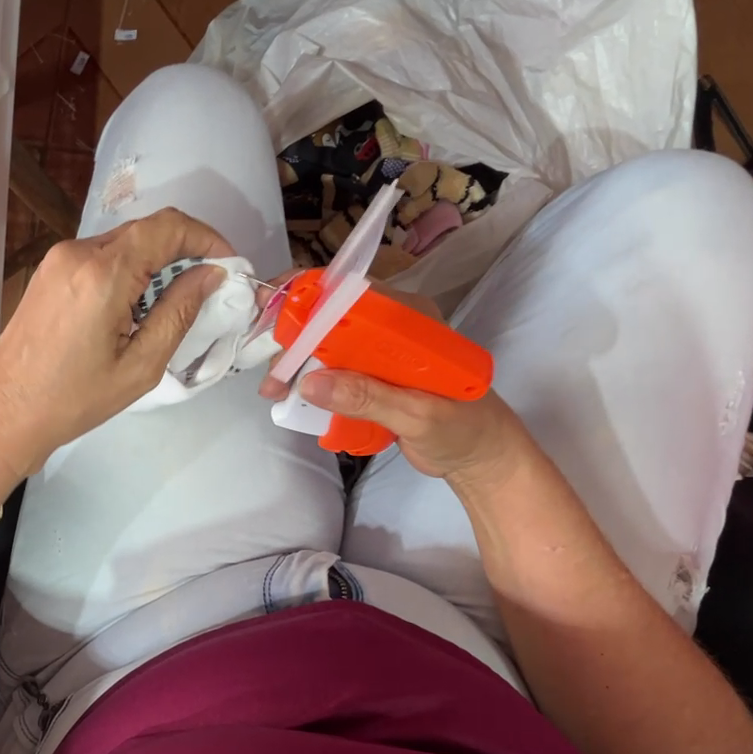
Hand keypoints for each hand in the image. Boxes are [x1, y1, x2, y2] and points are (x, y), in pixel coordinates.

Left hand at [0, 208, 231, 478]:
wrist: (6, 415)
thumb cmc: (74, 401)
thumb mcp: (140, 365)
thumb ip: (179, 312)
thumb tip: (212, 275)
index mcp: (103, 273)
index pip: (168, 227)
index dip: (207, 238)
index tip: (229, 264)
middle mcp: (78, 252)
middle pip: (146, 231)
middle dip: (184, 251)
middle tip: (209, 287)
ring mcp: (58, 259)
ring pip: (123, 243)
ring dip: (155, 262)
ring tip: (173, 303)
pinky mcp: (48, 272)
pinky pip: (100, 257)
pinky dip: (128, 271)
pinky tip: (135, 307)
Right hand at [256, 284, 529, 487]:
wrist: (481, 458)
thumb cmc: (464, 431)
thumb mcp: (417, 415)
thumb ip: (367, 397)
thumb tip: (310, 382)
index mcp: (408, 321)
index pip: (350, 295)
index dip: (309, 300)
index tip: (274, 317)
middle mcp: (389, 329)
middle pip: (330, 318)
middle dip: (294, 339)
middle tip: (272, 375)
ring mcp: (378, 354)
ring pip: (326, 346)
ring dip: (297, 364)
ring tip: (275, 392)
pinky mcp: (370, 378)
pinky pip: (332, 370)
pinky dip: (309, 381)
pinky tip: (293, 398)